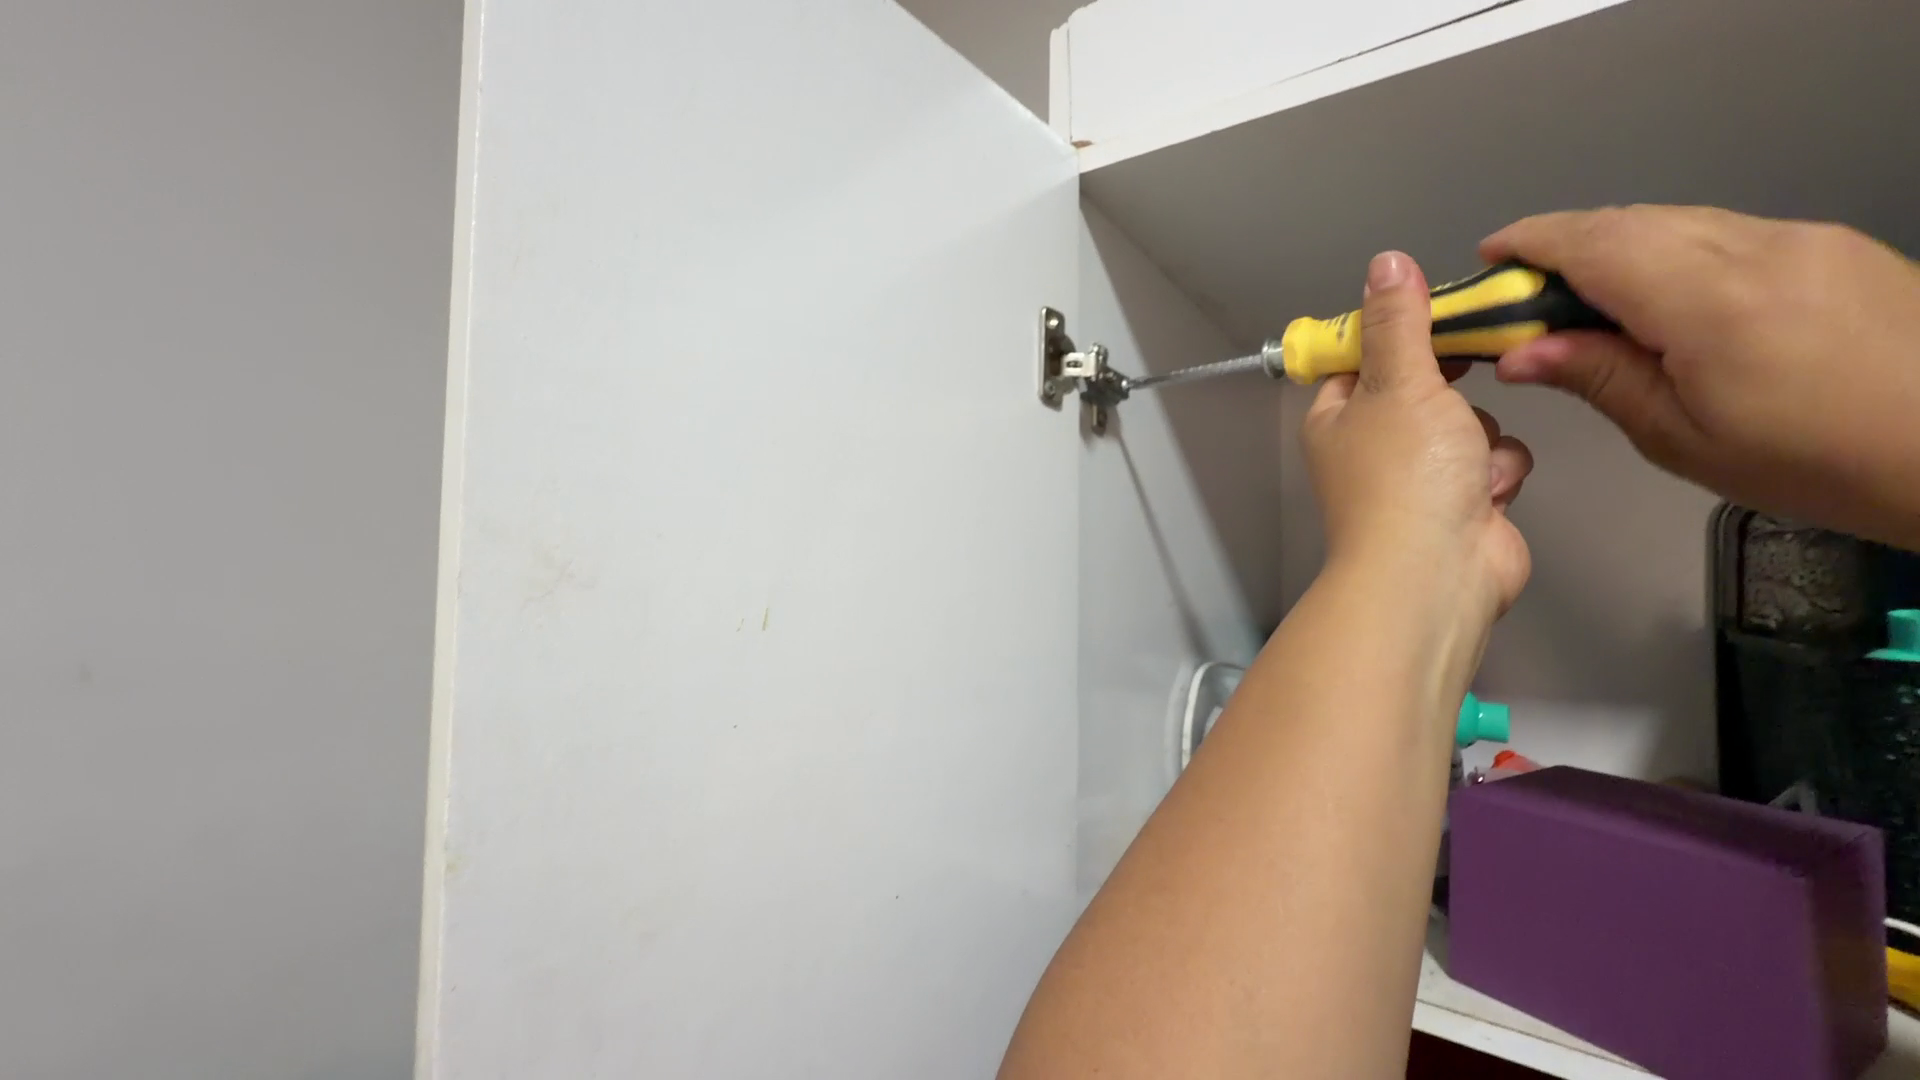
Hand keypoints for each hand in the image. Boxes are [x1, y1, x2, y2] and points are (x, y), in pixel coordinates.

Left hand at [1304, 252, 1532, 620]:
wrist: (1436, 571)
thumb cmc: (1405, 472)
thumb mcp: (1398, 382)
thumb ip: (1398, 322)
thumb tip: (1384, 263)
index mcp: (1336, 416)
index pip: (1366, 356)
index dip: (1405, 335)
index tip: (1445, 320)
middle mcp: (1369, 444)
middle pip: (1427, 386)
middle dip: (1457, 394)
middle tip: (1462, 395)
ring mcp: (1415, 476)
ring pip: (1471, 421)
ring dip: (1482, 438)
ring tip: (1468, 466)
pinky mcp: (1461, 501)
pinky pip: (1493, 460)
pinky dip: (1497, 472)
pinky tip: (1486, 494)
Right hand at [1483, 205, 1919, 548]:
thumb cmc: (1812, 460)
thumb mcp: (1677, 435)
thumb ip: (1596, 378)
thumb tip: (1518, 355)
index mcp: (1710, 301)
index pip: (1596, 243)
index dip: (1531, 241)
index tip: (1486, 259)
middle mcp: (1759, 248)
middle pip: (1632, 222)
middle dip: (1561, 245)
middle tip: (1517, 293)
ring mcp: (1802, 240)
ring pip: (1677, 222)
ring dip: (1612, 248)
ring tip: (1577, 300)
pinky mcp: (1829, 247)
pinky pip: (1721, 233)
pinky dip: (1664, 252)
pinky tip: (1652, 298)